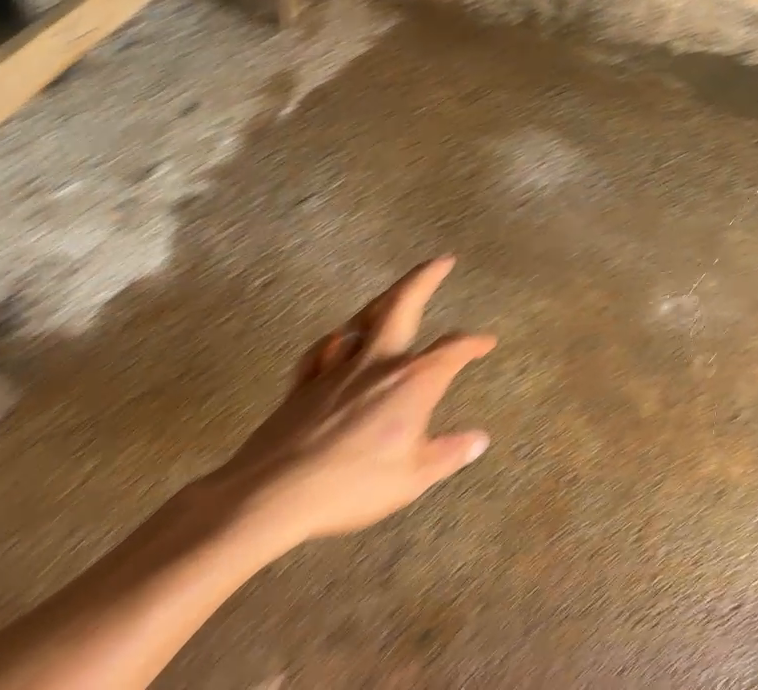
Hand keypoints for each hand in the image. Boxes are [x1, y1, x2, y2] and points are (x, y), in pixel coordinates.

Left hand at [200, 257, 493, 553]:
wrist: (271, 495)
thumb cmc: (354, 484)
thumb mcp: (414, 477)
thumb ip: (448, 454)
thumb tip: (478, 440)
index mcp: (413, 381)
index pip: (453, 349)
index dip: (473, 343)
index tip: (486, 343)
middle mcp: (378, 364)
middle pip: (402, 307)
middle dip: (424, 280)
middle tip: (441, 261)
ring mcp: (335, 371)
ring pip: (361, 322)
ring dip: (381, 303)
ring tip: (392, 295)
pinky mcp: (301, 387)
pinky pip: (320, 353)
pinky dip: (334, 343)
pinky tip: (337, 342)